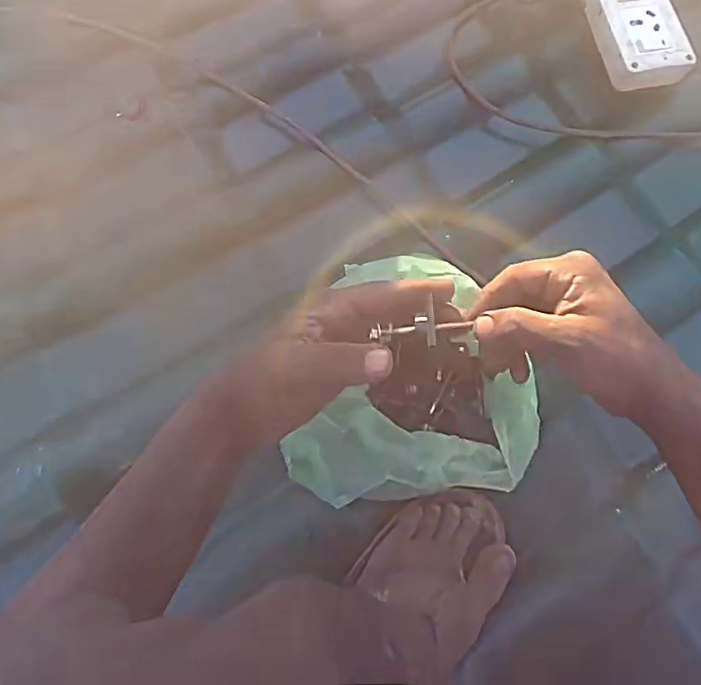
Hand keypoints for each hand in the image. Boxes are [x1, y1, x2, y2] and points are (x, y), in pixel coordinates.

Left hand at [209, 279, 459, 447]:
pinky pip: (380, 351)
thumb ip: (344, 363)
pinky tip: (421, 363)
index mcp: (333, 307)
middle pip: (390, 308)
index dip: (417, 291)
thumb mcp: (303, 367)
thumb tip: (389, 361)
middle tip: (460, 319)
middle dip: (423, 310)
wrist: (240, 413)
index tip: (450, 288)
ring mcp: (343, 341)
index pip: (383, 294)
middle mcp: (342, 318)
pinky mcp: (343, 364)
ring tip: (449, 338)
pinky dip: (402, 353)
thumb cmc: (267, 380)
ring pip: (388, 329)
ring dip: (416, 331)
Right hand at [469, 251, 682, 421]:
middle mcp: (567, 277)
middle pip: (516, 296)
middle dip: (498, 328)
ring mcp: (569, 299)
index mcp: (569, 270)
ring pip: (521, 314)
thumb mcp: (566, 342)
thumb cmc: (615, 361)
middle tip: (484, 359)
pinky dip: (522, 347)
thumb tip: (478, 325)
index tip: (466, 331)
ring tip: (501, 371)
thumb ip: (519, 327)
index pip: (513, 277)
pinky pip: (534, 327)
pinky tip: (518, 370)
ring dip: (508, 341)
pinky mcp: (570, 322)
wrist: (656, 393)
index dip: (487, 303)